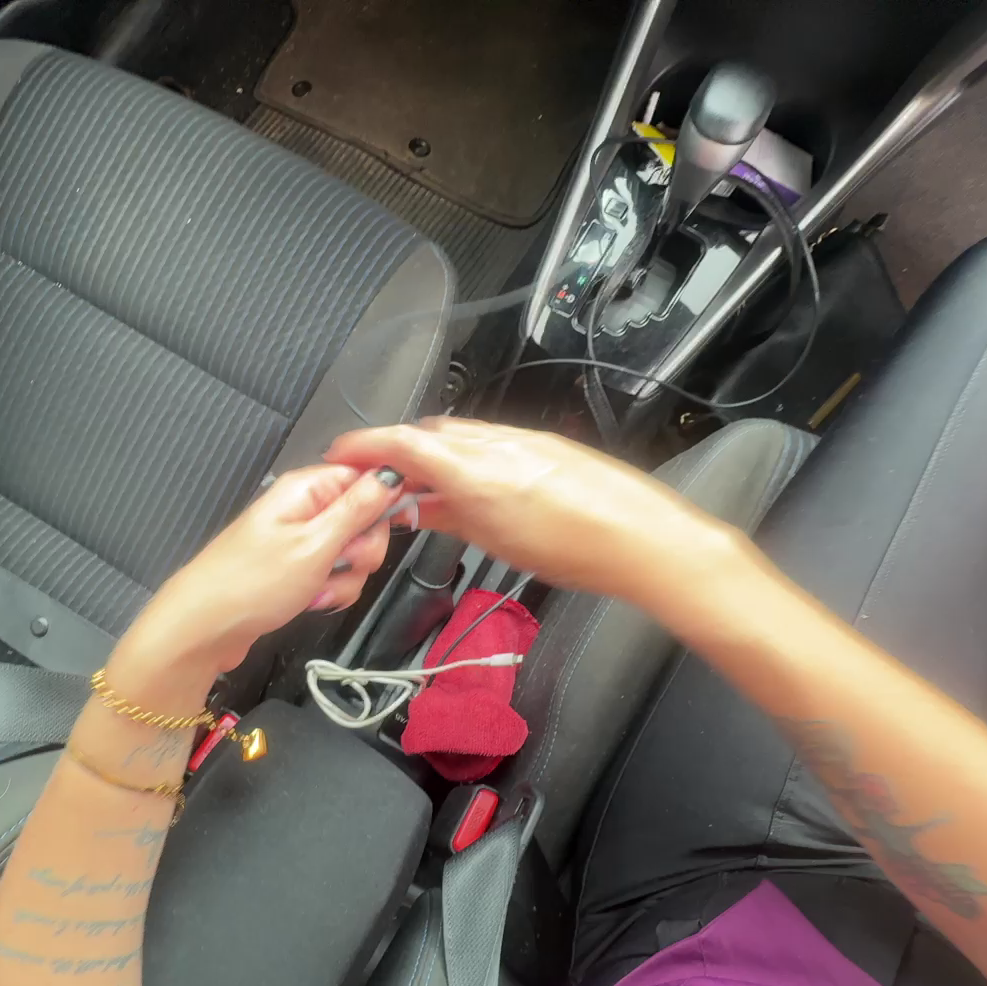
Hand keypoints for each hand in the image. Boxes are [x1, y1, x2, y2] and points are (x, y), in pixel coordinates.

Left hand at [118, 465, 403, 679]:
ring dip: (347, 577)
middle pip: (364, 518)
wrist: (204, 630)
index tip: (392, 526)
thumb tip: (392, 473)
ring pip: (353, 553)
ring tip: (318, 590)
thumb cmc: (254, 582)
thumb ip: (358, 508)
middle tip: (341, 563)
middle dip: (363, 549)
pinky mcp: (299, 570)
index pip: (365, 476)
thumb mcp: (315, 544)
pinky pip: (334, 575)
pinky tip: (312, 602)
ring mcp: (301, 541)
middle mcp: (306, 509)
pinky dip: (331, 592)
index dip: (385, 499)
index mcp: (308, 489)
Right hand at [326, 417, 743, 604]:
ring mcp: (522, 440)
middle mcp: (496, 444)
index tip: (342, 454)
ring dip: (430, 455)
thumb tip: (420, 508)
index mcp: (477, 471)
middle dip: (395, 451)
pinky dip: (463, 457)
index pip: (403, 442)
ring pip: (457, 436)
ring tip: (422, 488)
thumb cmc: (580, 550)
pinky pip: (487, 442)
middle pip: (427, 433)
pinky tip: (466, 483)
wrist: (644, 540)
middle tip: (381, 479)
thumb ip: (451, 517)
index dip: (364, 445)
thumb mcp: (498, 543)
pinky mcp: (543, 444)